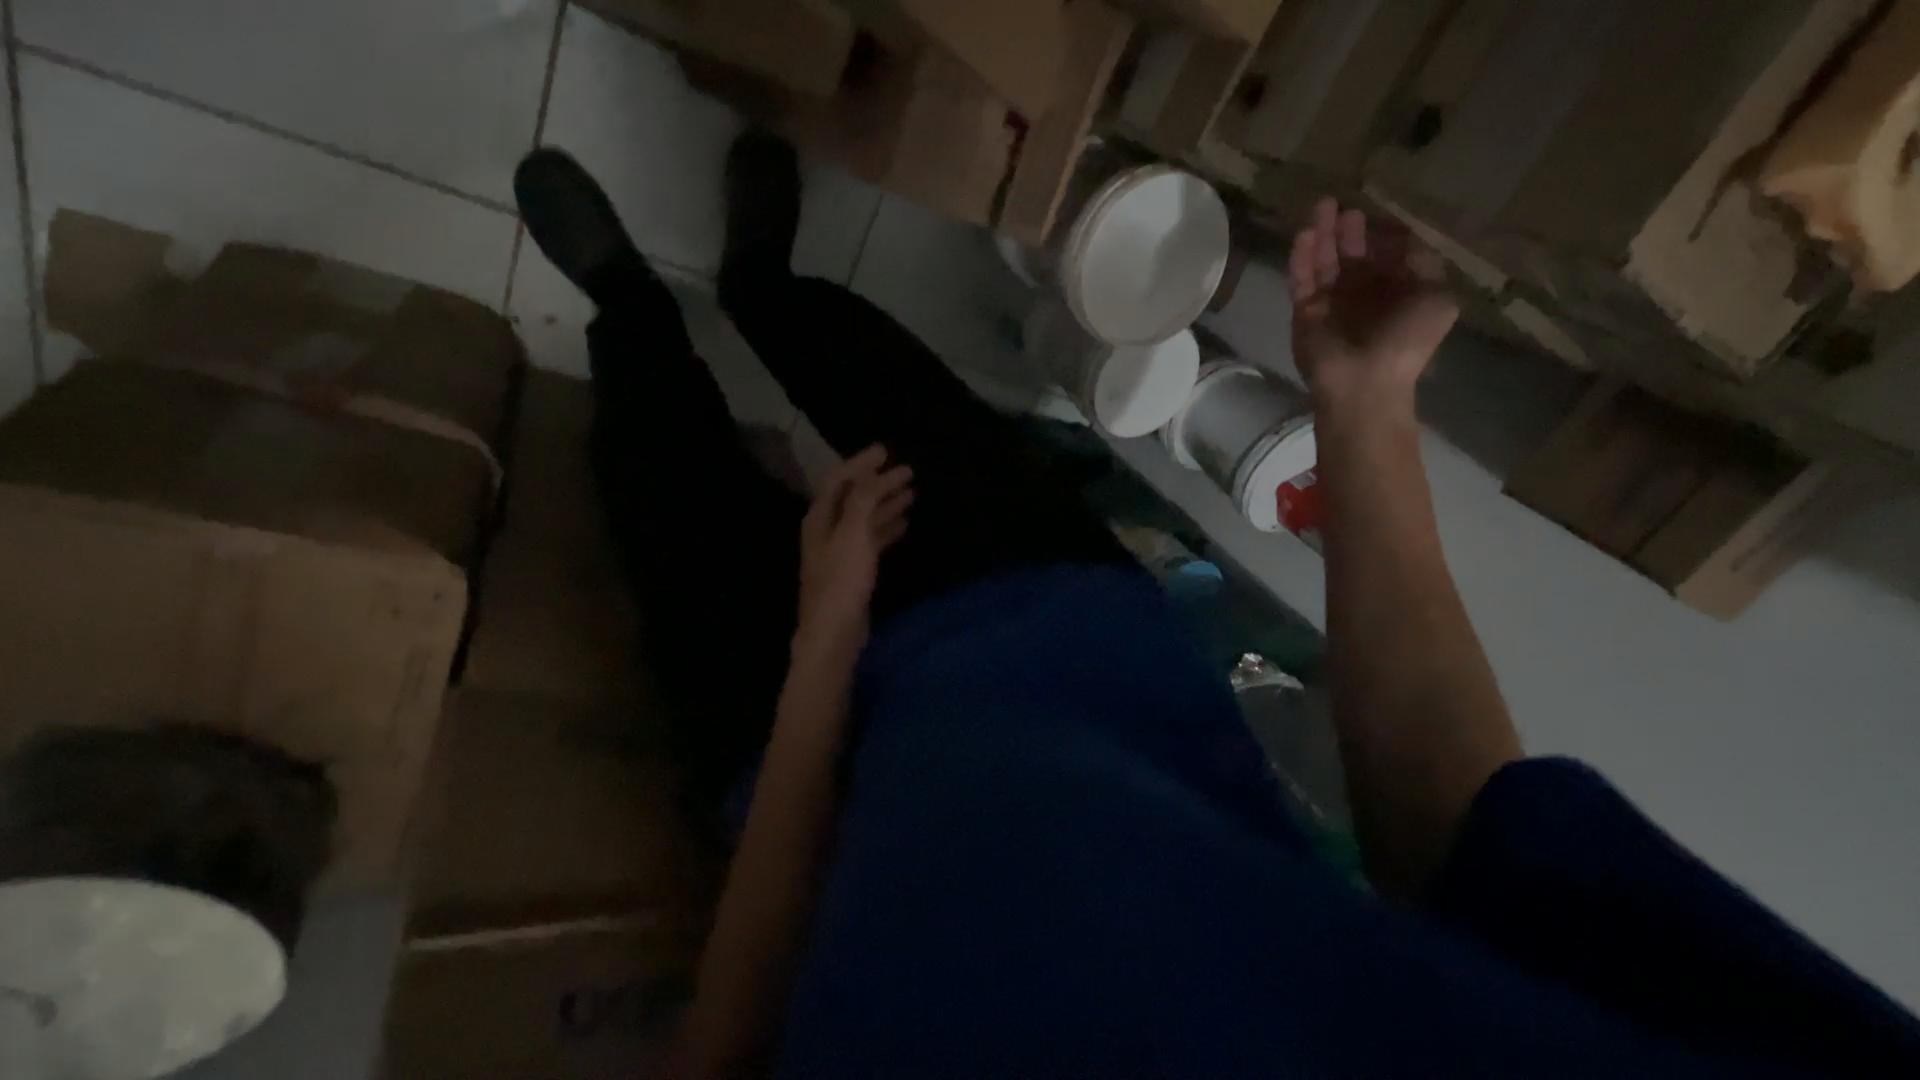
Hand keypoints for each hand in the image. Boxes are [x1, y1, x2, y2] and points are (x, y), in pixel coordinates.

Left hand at [794, 445, 913, 663]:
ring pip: (865, 518)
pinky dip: (887, 527)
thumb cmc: (842, 581)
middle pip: (853, 497)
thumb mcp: (853, 534)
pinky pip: (872, 539)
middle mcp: (826, 530)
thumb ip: (863, 501)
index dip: (862, 464)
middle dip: (878, 482)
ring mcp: (840, 551)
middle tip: (906, 471)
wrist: (834, 632)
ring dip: (886, 503)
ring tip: (911, 493)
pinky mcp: (853, 571)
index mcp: (820, 518)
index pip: (840, 480)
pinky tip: (904, 524)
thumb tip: (876, 475)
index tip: (886, 451)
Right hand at [1289, 198, 1457, 414]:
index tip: (1379, 212)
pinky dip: (1301, 258)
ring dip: (1322, 235)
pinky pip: (1301, 280)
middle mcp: (1363, 294)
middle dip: (1348, 229)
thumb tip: (1406, 238)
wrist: (1364, 384)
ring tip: (1321, 206)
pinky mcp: (1305, 312)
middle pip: (1352, 254)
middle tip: (1341, 204)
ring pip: (1324, 262)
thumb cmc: (1406, 343)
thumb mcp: (1436, 299)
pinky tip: (1303, 234)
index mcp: (1397, 292)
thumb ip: (1424, 265)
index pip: (1389, 254)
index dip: (1385, 232)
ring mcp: (1331, 303)